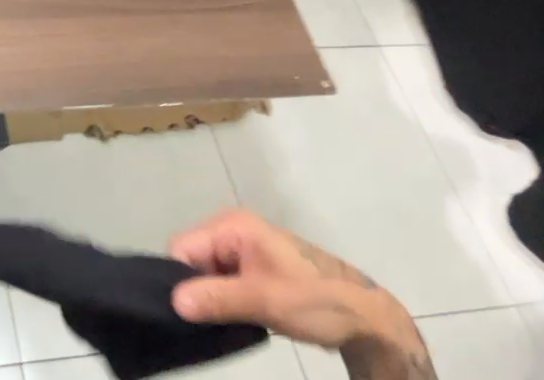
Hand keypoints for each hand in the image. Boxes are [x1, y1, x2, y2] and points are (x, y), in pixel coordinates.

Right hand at [167, 210, 432, 377]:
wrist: (369, 319)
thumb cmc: (317, 301)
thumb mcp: (264, 301)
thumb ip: (217, 298)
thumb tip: (173, 302)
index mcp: (231, 225)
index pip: (182, 247)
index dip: (182, 279)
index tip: (195, 310)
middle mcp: (233, 228)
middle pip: (192, 257)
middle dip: (200, 287)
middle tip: (218, 317)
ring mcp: (245, 246)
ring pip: (207, 271)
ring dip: (215, 295)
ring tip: (232, 318)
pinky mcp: (255, 265)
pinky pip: (224, 278)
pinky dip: (227, 297)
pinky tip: (240, 315)